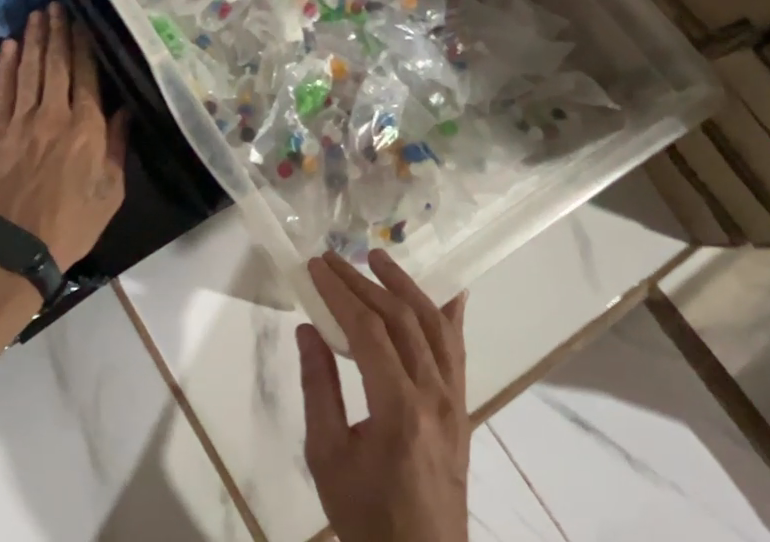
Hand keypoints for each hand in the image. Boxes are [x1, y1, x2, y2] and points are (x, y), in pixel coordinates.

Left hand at [0, 4, 127, 269]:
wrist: (19, 245)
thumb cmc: (73, 223)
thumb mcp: (111, 190)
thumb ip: (116, 146)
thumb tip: (124, 110)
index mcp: (87, 128)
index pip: (87, 75)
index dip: (84, 45)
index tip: (83, 21)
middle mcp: (54, 115)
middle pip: (56, 64)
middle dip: (58, 32)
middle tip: (57, 5)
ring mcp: (22, 121)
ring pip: (29, 70)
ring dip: (33, 40)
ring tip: (37, 15)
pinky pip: (2, 91)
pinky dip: (5, 67)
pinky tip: (8, 47)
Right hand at [298, 250, 469, 541]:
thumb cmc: (366, 513)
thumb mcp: (327, 455)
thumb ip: (318, 388)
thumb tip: (307, 329)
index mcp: (399, 408)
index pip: (368, 331)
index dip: (340, 293)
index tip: (315, 266)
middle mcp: (435, 396)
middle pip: (402, 320)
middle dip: (364, 282)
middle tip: (333, 258)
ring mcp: (455, 402)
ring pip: (435, 328)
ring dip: (406, 287)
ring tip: (378, 258)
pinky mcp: (462, 410)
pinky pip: (459, 353)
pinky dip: (451, 317)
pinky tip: (449, 293)